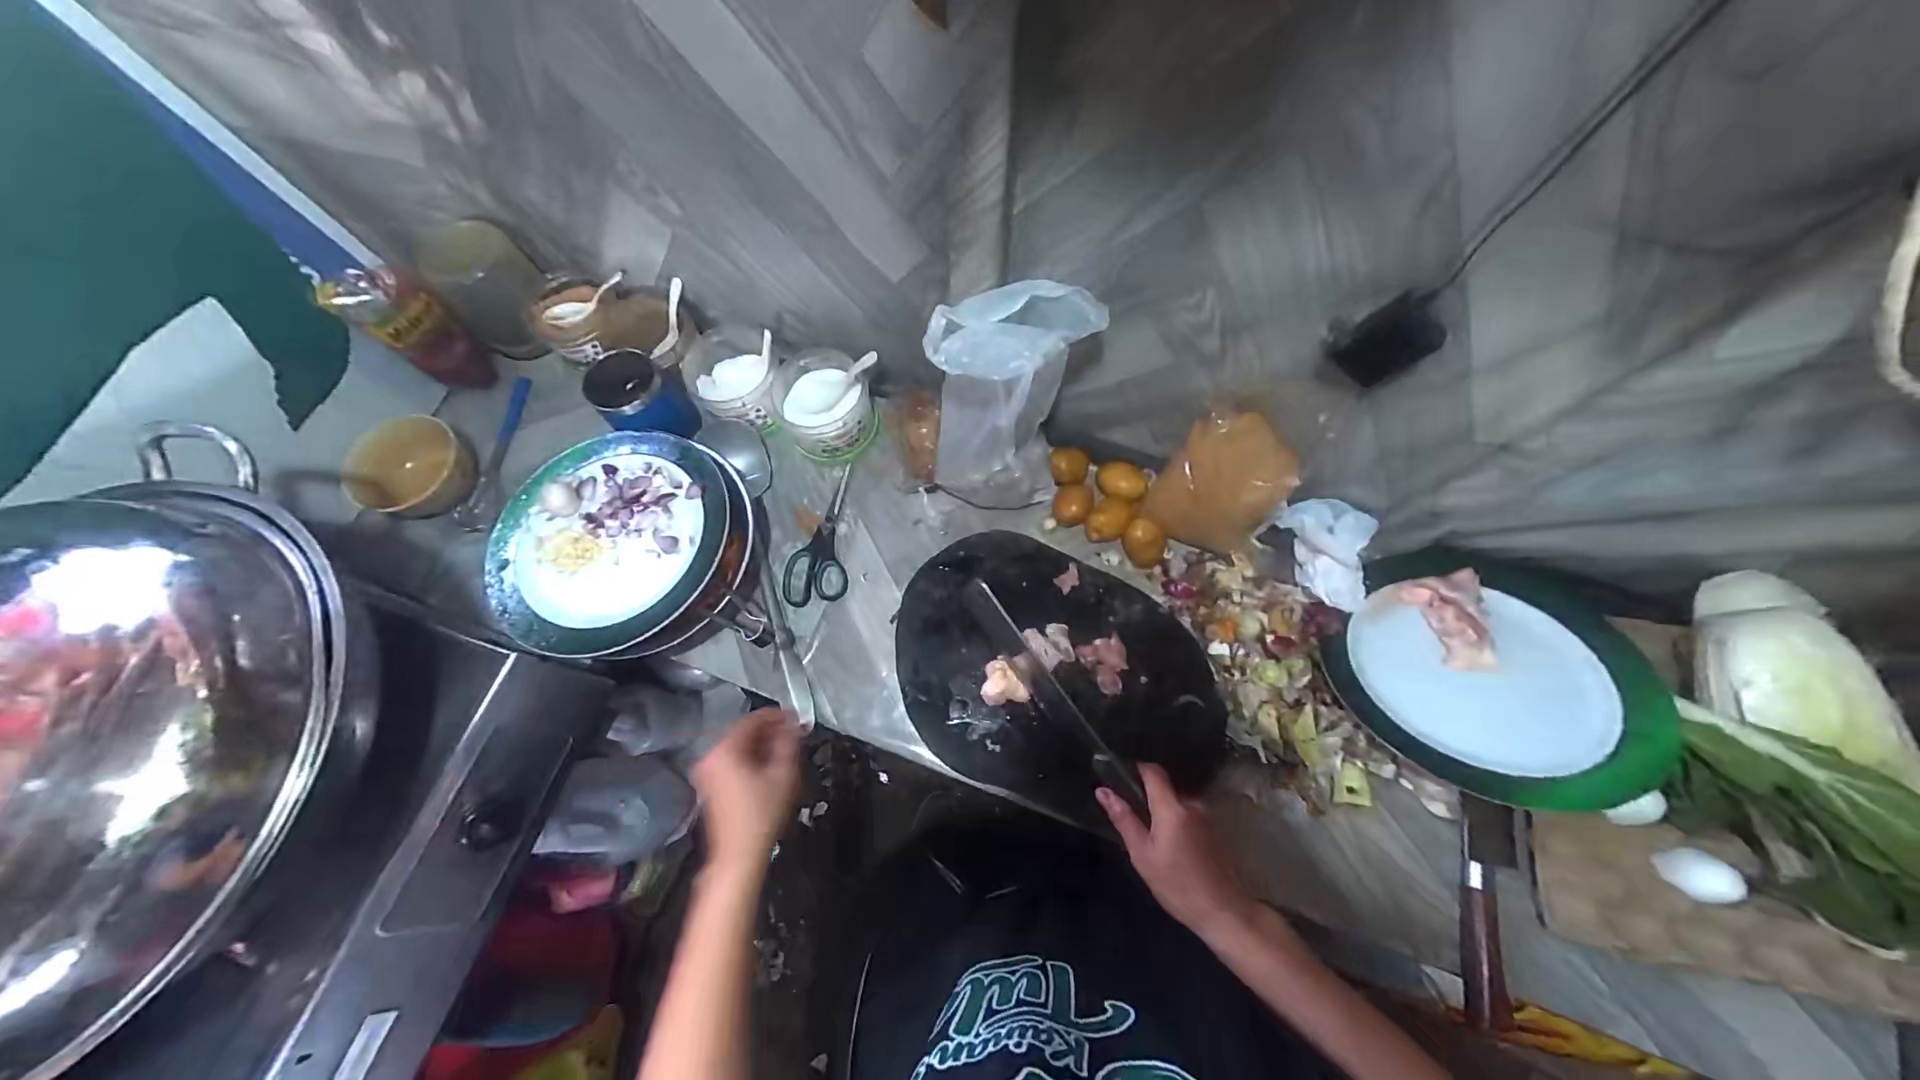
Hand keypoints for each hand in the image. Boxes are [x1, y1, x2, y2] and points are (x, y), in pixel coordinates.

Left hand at [691, 707, 800, 873]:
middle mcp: (710, 756)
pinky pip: (733, 760)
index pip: (753, 719)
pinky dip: (752, 758)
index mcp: (724, 749)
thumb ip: (789, 742)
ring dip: (763, 745)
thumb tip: (794, 724)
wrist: (739, 855)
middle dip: (771, 731)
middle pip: (745, 733)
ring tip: (787, 750)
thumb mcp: (783, 773)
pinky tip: (770, 766)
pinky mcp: (710, 785)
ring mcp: (707, 771)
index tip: (797, 718)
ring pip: (740, 747)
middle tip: (795, 734)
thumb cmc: (762, 814)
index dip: (778, 716)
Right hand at [1098, 763, 1253, 935]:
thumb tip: (1103, 791)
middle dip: (1148, 797)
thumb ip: (1124, 819)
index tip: (1121, 777)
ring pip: (1177, 802)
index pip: (1154, 771)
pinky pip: (1189, 814)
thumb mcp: (1143, 855)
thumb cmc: (1177, 886)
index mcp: (1172, 808)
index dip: (1137, 769)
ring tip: (1153, 839)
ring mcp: (1207, 816)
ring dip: (1163, 812)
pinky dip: (1177, 822)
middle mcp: (1192, 804)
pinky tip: (1173, 847)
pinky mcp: (1215, 829)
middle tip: (1134, 821)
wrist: (1224, 912)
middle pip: (1165, 787)